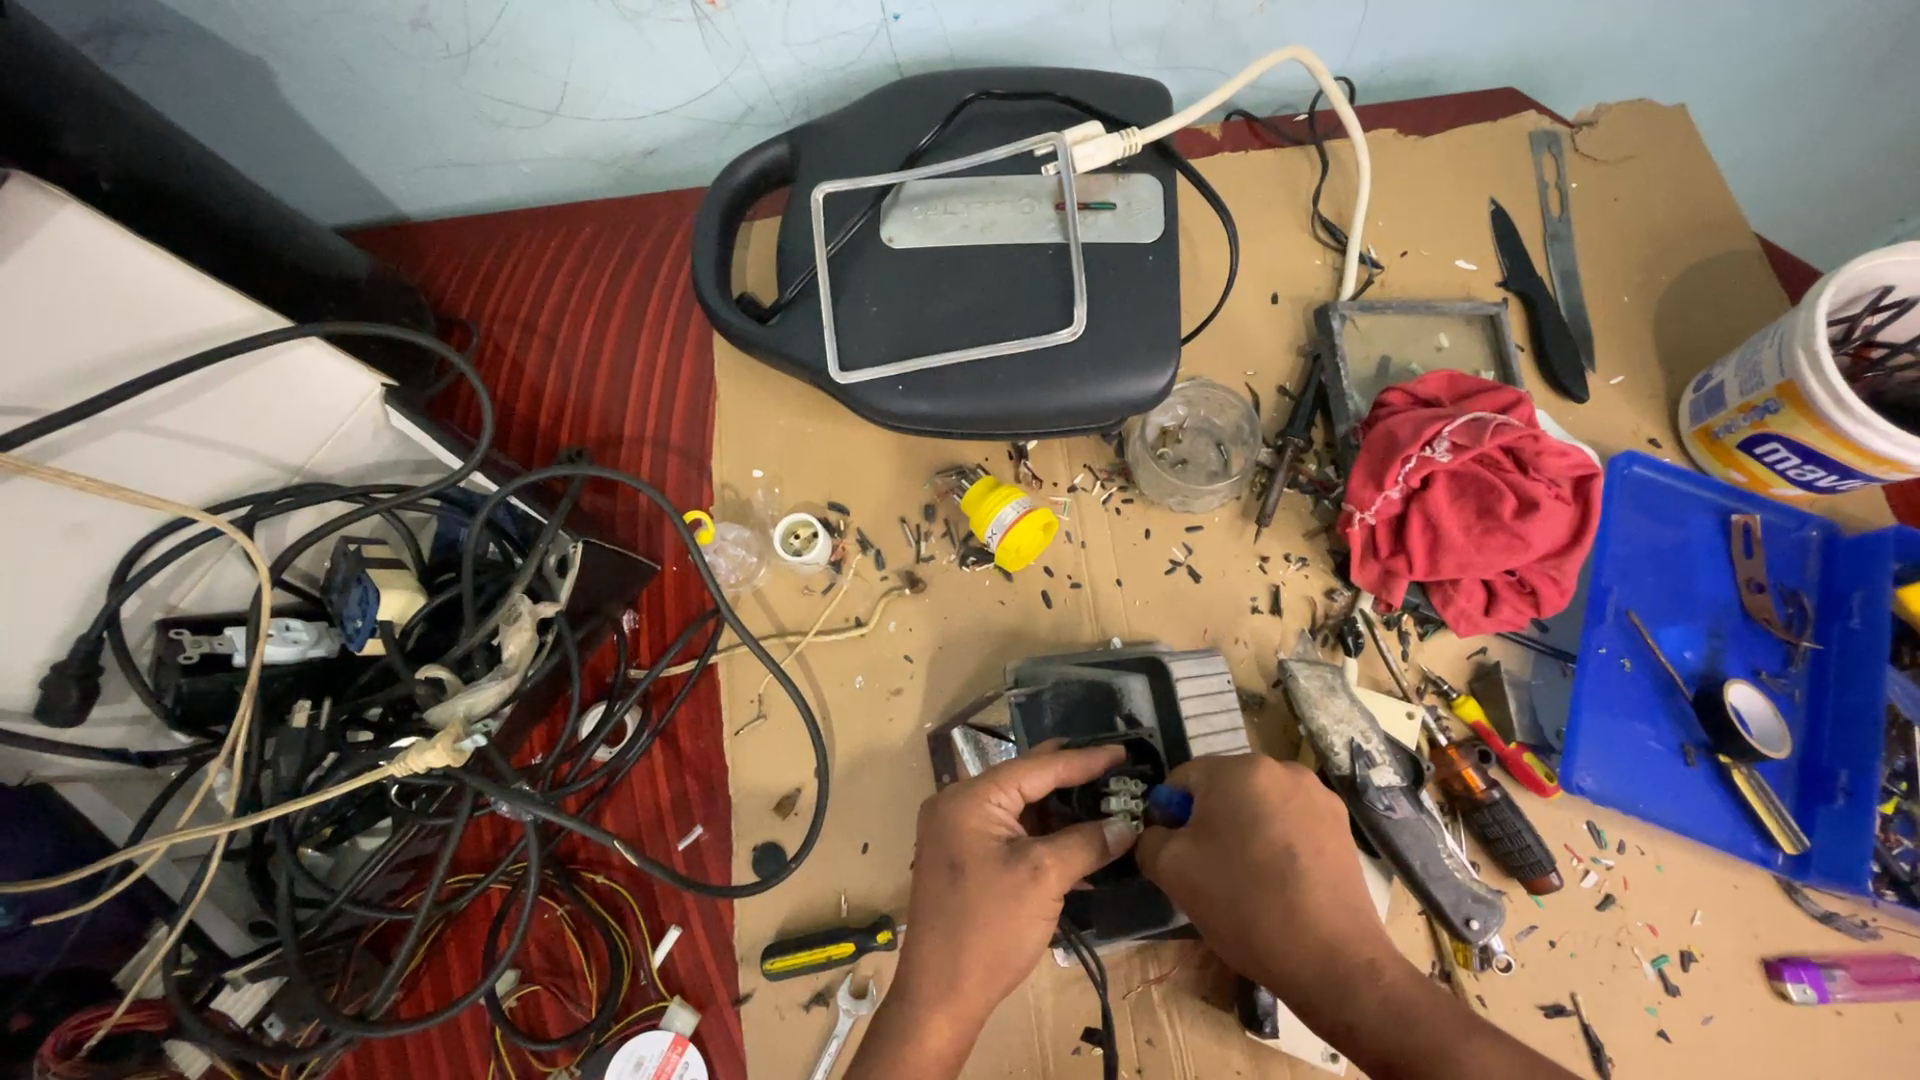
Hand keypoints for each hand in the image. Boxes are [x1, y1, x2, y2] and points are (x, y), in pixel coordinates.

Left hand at [892, 742, 1136, 1027]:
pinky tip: (1082, 841)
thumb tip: (1127, 825)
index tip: (1123, 751)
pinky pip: (1012, 835)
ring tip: (1108, 805)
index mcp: (970, 798)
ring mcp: (959, 833)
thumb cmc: (989, 928)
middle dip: (1073, 780)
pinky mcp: (966, 859)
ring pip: (1021, 810)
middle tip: (1117, 770)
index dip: (1084, 760)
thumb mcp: (1044, 878)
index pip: (1037, 767)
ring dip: (1062, 812)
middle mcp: (959, 805)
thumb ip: (1087, 842)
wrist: (940, 996)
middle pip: (1026, 782)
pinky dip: (1045, 837)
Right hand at [1135, 754, 1399, 1005]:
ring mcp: (1317, 795)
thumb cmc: (1243, 904)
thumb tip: (1157, 833)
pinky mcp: (1341, 824)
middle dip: (1210, 821)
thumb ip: (1149, 839)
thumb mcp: (1171, 870)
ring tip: (1249, 878)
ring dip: (1245, 829)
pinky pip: (1291, 822)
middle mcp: (1279, 768)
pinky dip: (1278, 842)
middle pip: (1224, 788)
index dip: (1169, 815)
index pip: (1182, 779)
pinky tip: (1281, 881)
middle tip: (1209, 869)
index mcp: (1236, 769)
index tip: (1175, 854)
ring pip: (1259, 804)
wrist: (1332, 959)